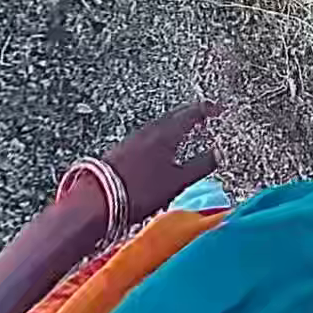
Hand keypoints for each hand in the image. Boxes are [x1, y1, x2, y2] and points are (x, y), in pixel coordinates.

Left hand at [100, 102, 219, 222]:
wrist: (92, 204)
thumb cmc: (139, 191)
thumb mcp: (177, 181)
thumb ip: (201, 165)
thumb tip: (219, 153)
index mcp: (168, 133)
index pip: (193, 113)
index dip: (209, 109)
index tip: (219, 108)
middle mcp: (151, 130)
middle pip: (176, 114)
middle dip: (192, 112)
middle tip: (205, 114)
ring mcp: (134, 138)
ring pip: (161, 123)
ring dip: (176, 122)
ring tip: (185, 129)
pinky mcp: (121, 149)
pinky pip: (149, 132)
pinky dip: (162, 132)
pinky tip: (160, 145)